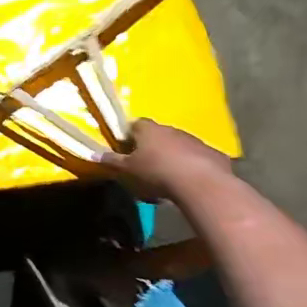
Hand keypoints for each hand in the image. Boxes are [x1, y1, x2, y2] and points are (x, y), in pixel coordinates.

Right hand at [101, 119, 232, 201]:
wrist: (200, 182)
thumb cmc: (156, 172)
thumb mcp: (128, 170)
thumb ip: (113, 161)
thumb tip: (95, 154)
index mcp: (148, 129)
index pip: (135, 124)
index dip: (130, 135)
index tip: (127, 148)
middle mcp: (171, 129)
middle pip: (158, 134)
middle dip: (152, 146)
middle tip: (146, 165)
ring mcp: (193, 139)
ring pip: (178, 145)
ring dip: (173, 156)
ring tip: (168, 176)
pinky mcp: (211, 153)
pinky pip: (197, 157)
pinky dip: (192, 166)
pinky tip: (189, 182)